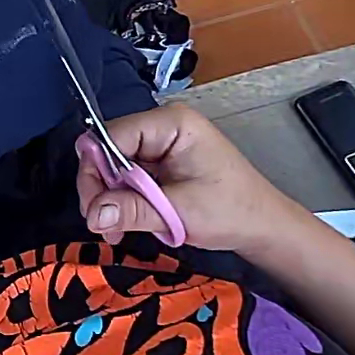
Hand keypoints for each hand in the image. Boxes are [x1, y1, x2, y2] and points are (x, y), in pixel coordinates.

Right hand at [75, 105, 308, 253]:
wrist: (261, 225)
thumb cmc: (233, 210)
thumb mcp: (180, 212)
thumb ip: (134, 209)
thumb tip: (93, 214)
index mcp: (172, 124)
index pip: (112, 135)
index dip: (98, 169)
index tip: (94, 206)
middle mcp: (163, 127)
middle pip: (109, 150)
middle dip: (102, 188)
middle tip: (103, 224)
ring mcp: (161, 145)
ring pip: (114, 167)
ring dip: (110, 199)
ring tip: (115, 229)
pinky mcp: (160, 164)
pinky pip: (128, 178)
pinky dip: (122, 201)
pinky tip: (126, 222)